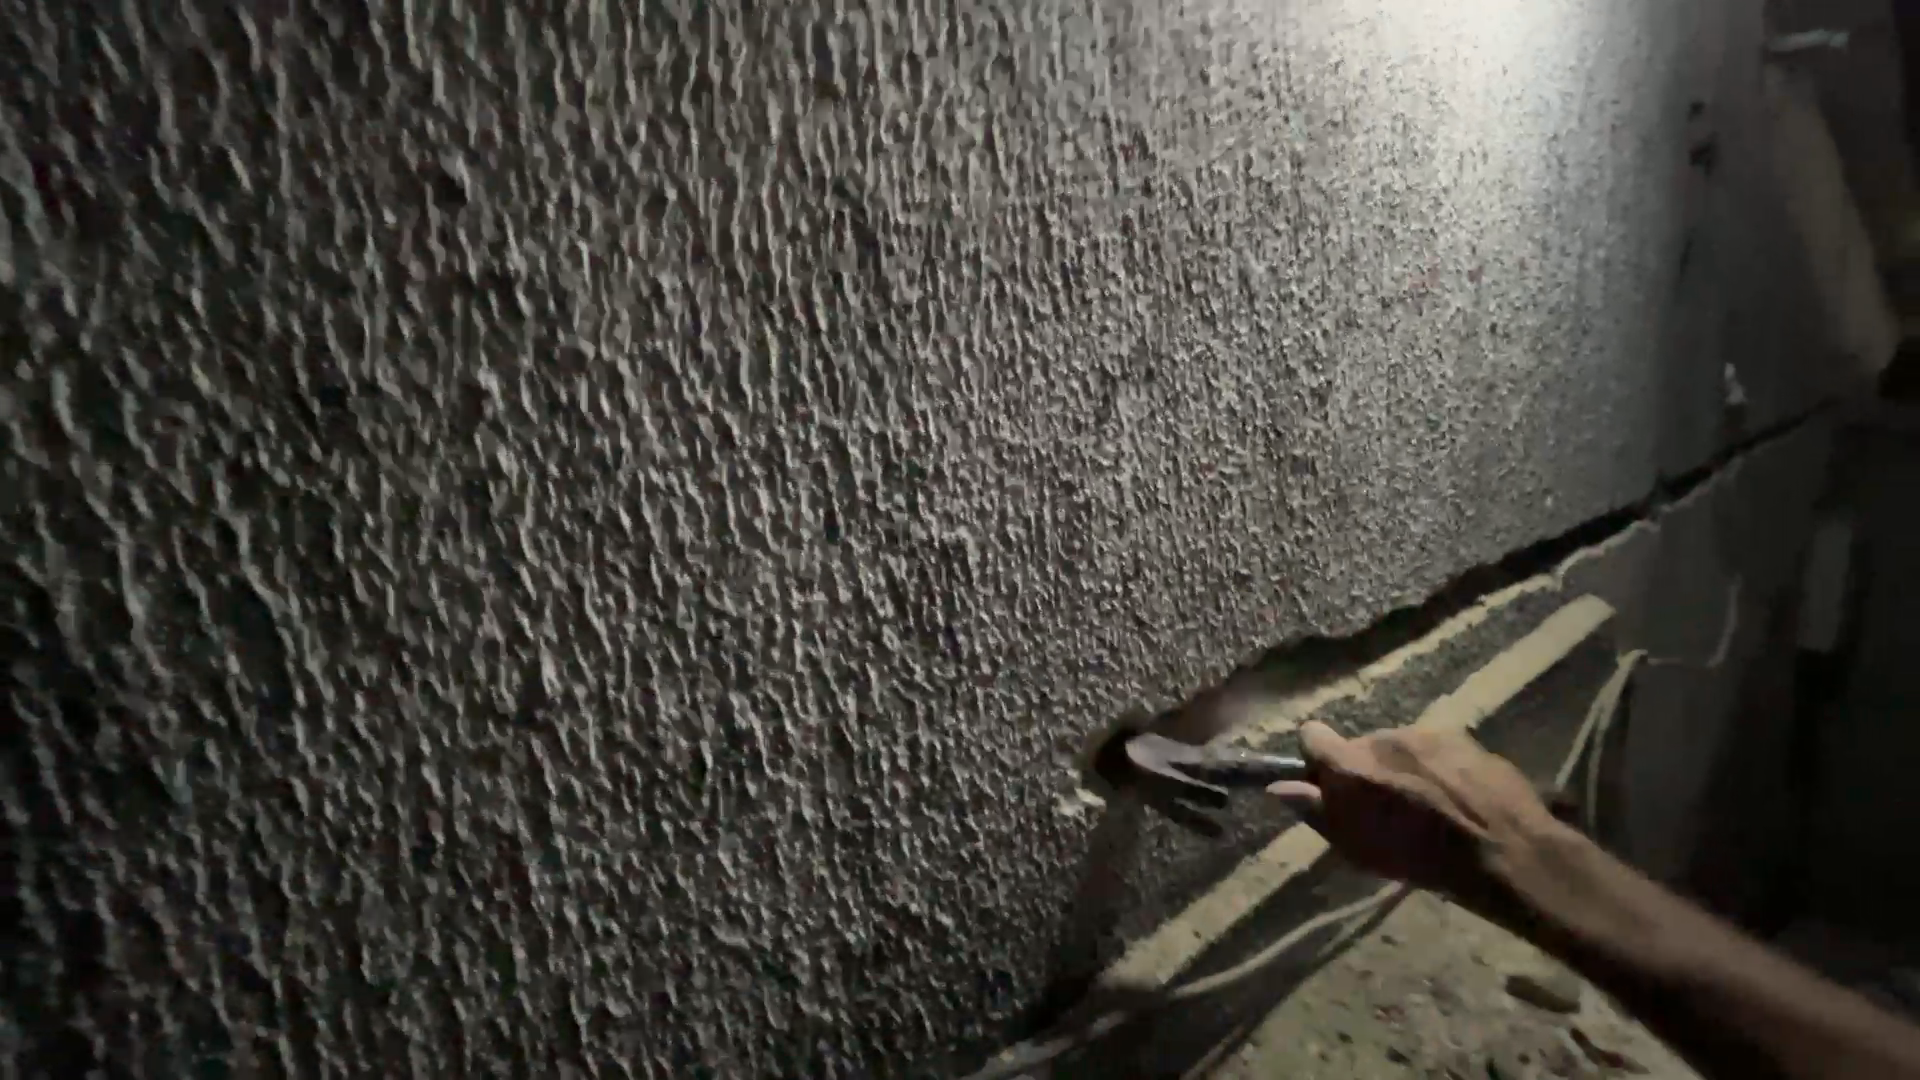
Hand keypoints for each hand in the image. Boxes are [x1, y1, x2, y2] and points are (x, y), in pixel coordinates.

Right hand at [1268, 721, 1564, 899]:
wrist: (1507, 855)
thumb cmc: (1420, 858)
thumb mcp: (1355, 845)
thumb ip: (1314, 809)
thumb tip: (1277, 787)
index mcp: (1349, 763)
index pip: (1311, 734)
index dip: (1317, 755)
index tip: (1329, 779)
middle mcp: (1380, 738)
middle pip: (1360, 745)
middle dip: (1366, 768)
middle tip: (1387, 804)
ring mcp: (1422, 734)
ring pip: (1399, 746)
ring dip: (1404, 767)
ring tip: (1429, 803)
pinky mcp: (1460, 736)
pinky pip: (1437, 748)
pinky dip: (1440, 767)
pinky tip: (1459, 797)